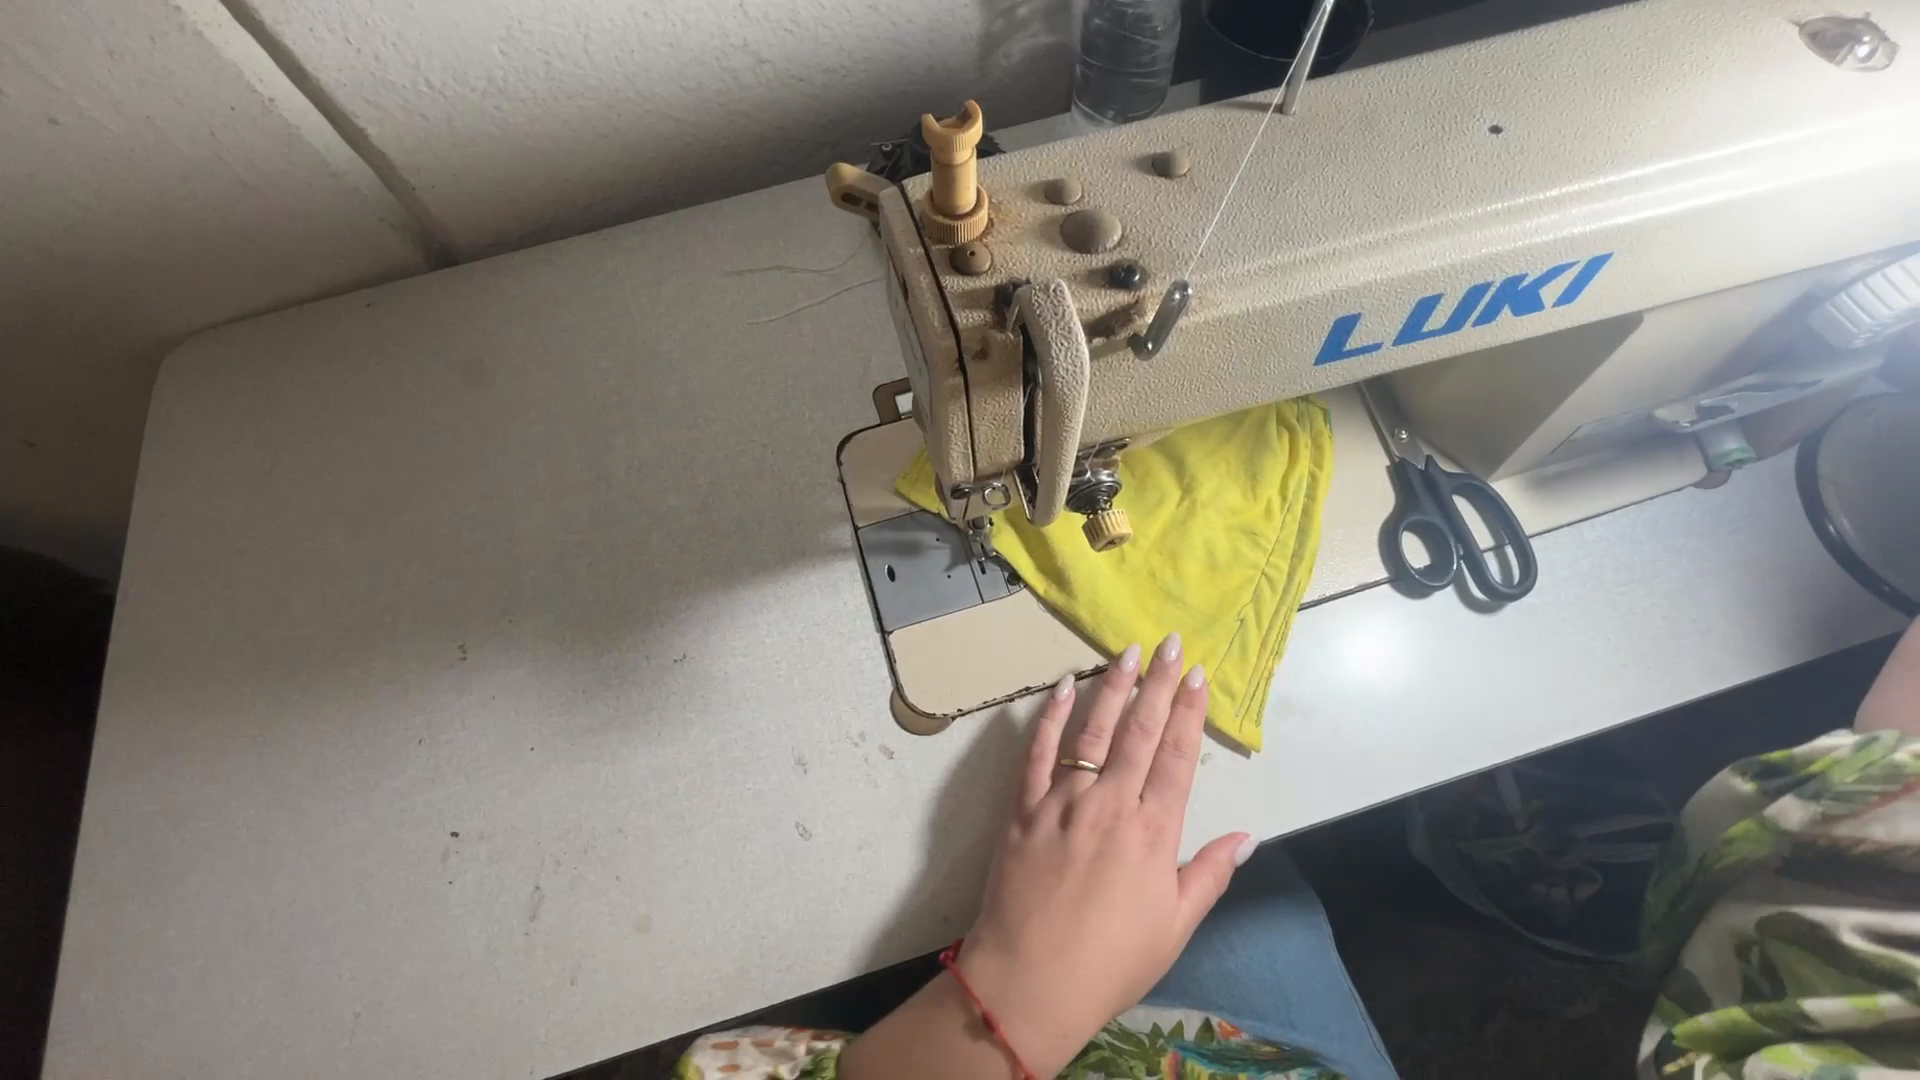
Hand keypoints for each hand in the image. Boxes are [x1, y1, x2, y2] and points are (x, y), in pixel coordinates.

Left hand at [956, 632, 1253, 1076]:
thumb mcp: (1174, 927)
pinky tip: (1060, 687)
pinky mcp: (1023, 806)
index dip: (1189, 712)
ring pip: (1091, 730)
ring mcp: (1062, 800)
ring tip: (1127, 652)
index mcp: (1152, 831)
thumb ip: (1209, 874)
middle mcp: (1109, 803)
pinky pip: (1037, 752)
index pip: (1178, 757)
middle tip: (1171, 643)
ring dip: (1111, 688)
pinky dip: (1048, 716)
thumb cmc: (1111, 961)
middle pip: (1140, 731)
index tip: (1198, 675)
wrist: (1030, 980)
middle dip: (1158, 683)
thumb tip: (1247, 835)